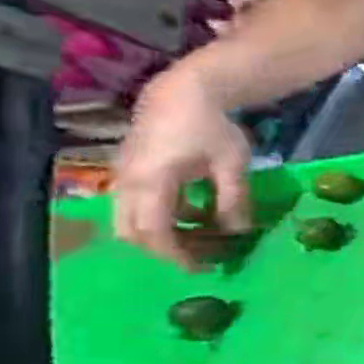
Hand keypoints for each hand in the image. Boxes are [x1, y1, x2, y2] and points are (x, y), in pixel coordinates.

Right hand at [113, 69, 252, 268]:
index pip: (153, 229)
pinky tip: (202, 216)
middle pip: (132, 230)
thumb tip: (238, 231)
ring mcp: (125, 177)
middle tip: (204, 258)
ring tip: (207, 240)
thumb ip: (233, 199)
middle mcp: (127, 182)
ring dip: (166, 233)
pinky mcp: (133, 173)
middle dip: (165, 249)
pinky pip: (141, 205)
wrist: (183, 96)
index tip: (200, 268)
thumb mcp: (232, 165)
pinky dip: (167, 217)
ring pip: (133, 219)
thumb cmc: (212, 129)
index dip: (174, 253)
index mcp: (151, 181)